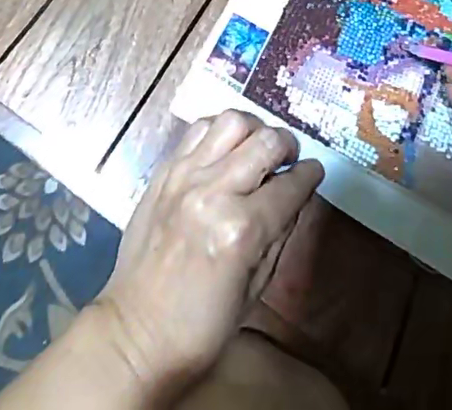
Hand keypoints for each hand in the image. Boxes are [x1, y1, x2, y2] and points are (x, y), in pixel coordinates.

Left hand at [91, 110, 323, 398]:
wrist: (136, 331)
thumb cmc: (202, 325)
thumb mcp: (256, 288)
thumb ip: (279, 233)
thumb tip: (296, 195)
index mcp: (241, 230)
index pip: (290, 185)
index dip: (310, 175)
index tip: (314, 171)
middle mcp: (213, 192)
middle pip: (265, 141)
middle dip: (287, 144)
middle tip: (289, 158)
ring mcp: (184, 175)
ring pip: (231, 121)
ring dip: (253, 129)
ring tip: (256, 146)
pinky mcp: (164, 170)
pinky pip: (198, 129)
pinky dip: (219, 131)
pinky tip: (225, 148)